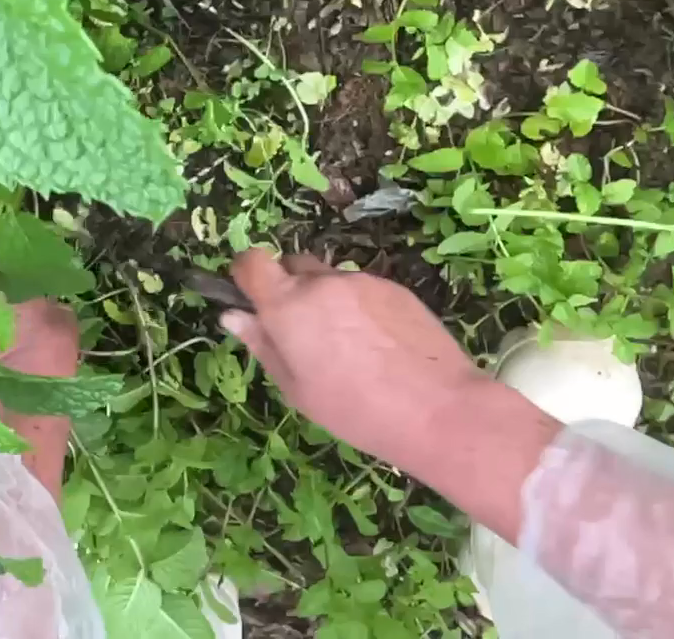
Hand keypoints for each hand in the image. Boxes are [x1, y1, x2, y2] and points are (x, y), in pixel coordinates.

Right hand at [220, 249, 486, 469]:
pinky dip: (359, 307)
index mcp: (287, 306)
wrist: (441, 409)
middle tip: (303, 331)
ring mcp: (359, 280)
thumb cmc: (356, 411)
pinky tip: (380, 345)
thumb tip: (232, 315)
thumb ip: (262, 345)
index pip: (251, 261)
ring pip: (328, 279)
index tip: (251, 298)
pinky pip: (361, 288)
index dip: (245, 274)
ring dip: (325, 299)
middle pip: (291, 266)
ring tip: (350, 346)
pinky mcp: (393, 286)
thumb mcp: (296, 389)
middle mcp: (320, 282)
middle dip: (288, 289)